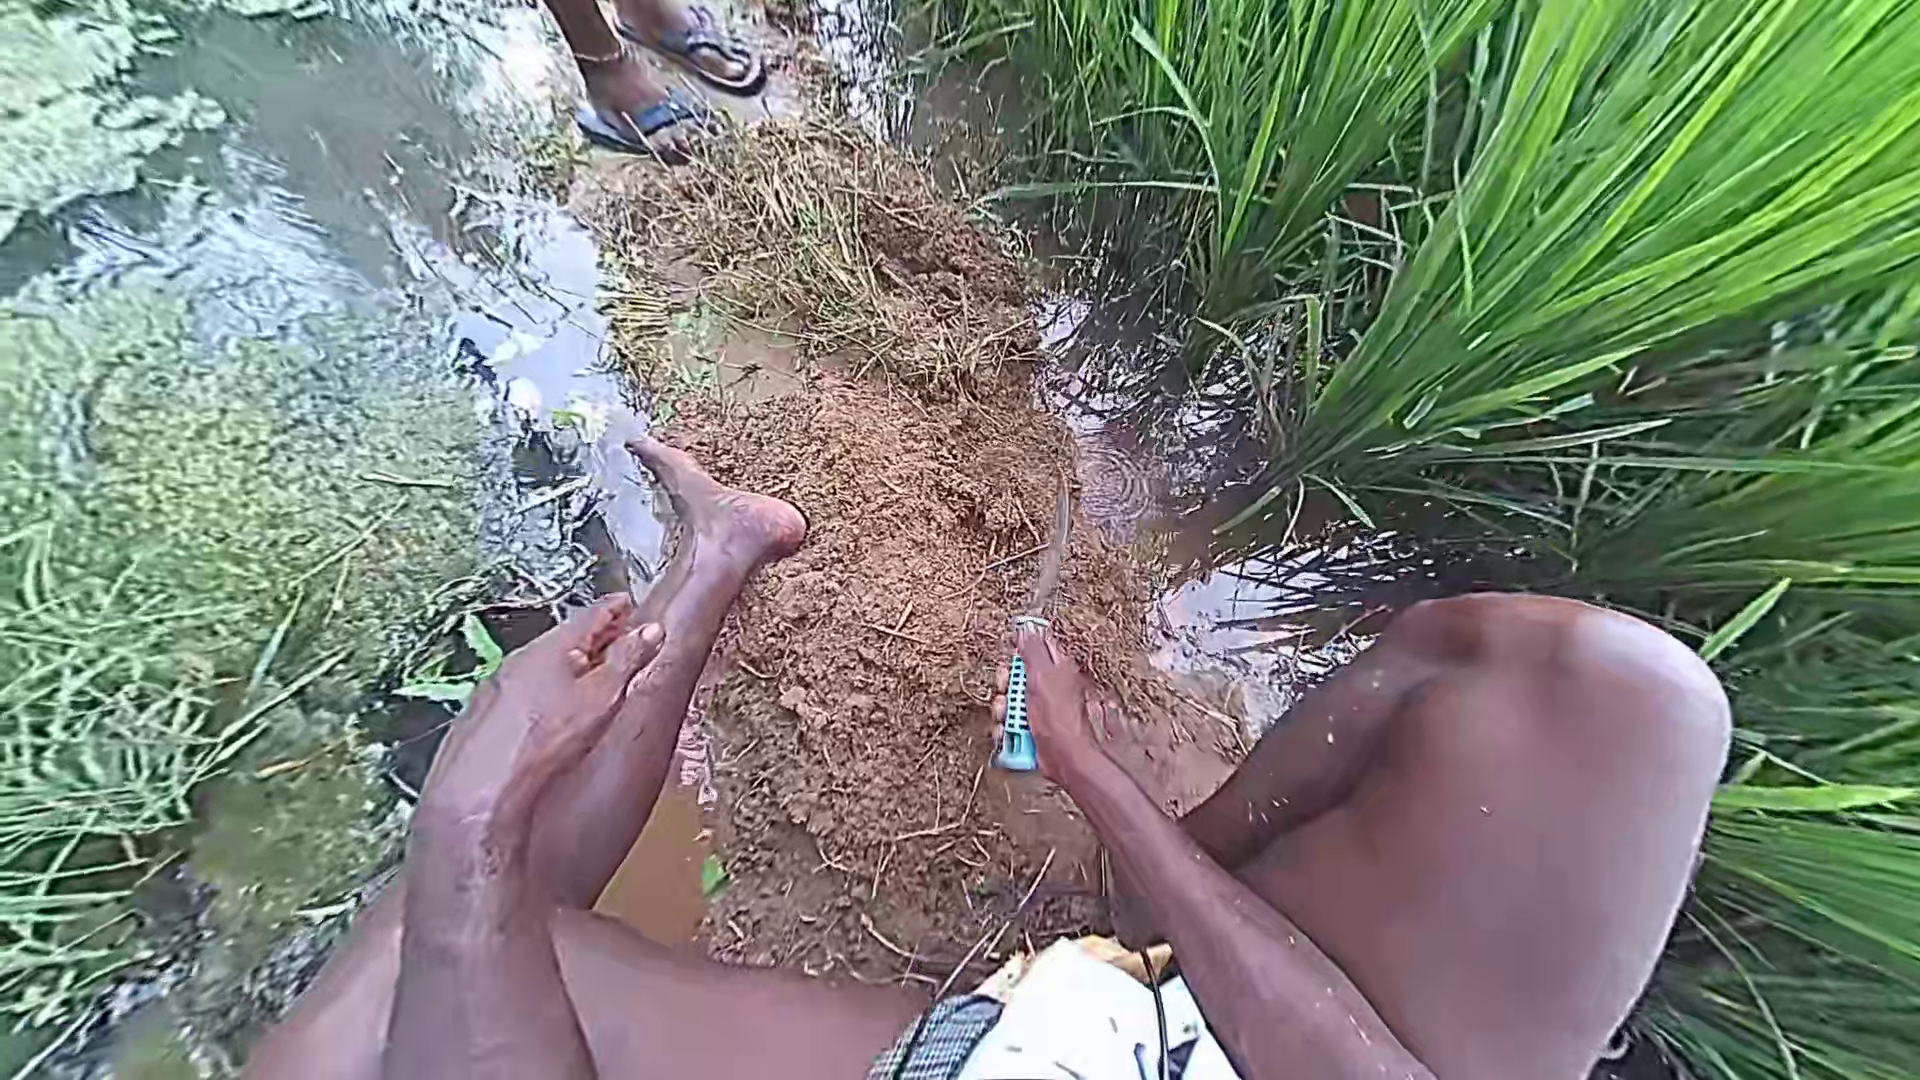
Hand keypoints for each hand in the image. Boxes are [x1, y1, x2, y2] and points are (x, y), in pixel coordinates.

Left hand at [418, 594, 663, 838]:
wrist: (480, 805)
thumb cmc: (545, 745)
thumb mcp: (603, 698)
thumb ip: (628, 660)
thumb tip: (651, 631)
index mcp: (548, 650)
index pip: (591, 613)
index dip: (616, 608)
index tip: (630, 605)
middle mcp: (515, 663)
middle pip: (566, 640)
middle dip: (597, 639)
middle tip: (624, 643)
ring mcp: (492, 693)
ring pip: (542, 668)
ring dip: (570, 668)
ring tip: (596, 682)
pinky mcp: (478, 723)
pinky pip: (522, 694)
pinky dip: (546, 694)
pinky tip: (556, 718)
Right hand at [993, 626, 1110, 783]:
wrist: (1065, 758)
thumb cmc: (1059, 718)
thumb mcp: (1042, 677)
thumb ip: (1033, 651)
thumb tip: (1026, 628)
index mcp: (1056, 667)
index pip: (1035, 645)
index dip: (1019, 647)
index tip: (1009, 654)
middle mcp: (1047, 685)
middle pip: (1016, 673)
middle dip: (1005, 682)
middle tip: (1006, 689)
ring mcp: (1038, 707)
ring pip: (1009, 699)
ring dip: (1003, 708)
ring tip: (1008, 716)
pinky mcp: (1029, 727)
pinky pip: (1008, 722)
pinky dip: (1005, 728)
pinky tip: (1008, 732)